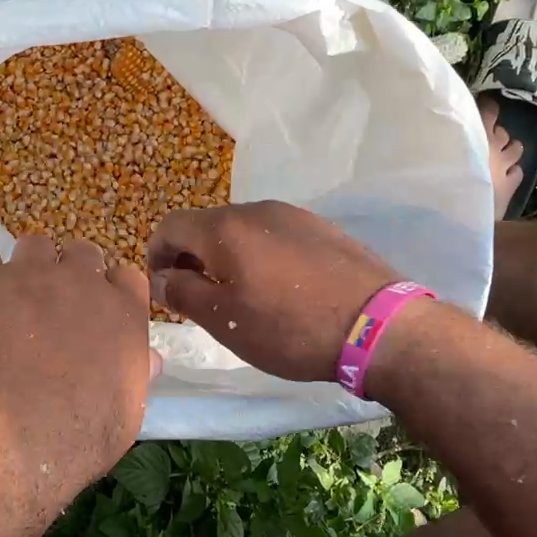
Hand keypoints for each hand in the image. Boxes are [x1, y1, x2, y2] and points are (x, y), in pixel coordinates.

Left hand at [0, 236, 157, 499]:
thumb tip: (152, 359)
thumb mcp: (125, 413)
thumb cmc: (77, 436)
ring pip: (34, 245)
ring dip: (27, 266)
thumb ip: (136, 375)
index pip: (126, 277)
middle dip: (70, 271)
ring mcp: (30, 273)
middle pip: (82, 251)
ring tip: (12, 296)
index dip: (111, 291)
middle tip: (54, 304)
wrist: (6, 432)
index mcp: (122, 311)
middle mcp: (80, 280)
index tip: (98, 311)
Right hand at [146, 200, 398, 382]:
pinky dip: (261, 257)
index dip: (156, 255)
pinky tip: (280, 290)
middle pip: (206, 226)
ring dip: (227, 258)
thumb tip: (160, 278)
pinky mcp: (322, 228)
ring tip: (241, 296)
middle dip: (192, 258)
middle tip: (198, 298)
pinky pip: (274, 237)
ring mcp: (293, 215)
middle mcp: (255, 210)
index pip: (170, 225)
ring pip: (242, 231)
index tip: (162, 288)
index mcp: (224, 228)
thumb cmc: (290, 326)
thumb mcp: (226, 320)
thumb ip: (183, 293)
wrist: (380, 326)